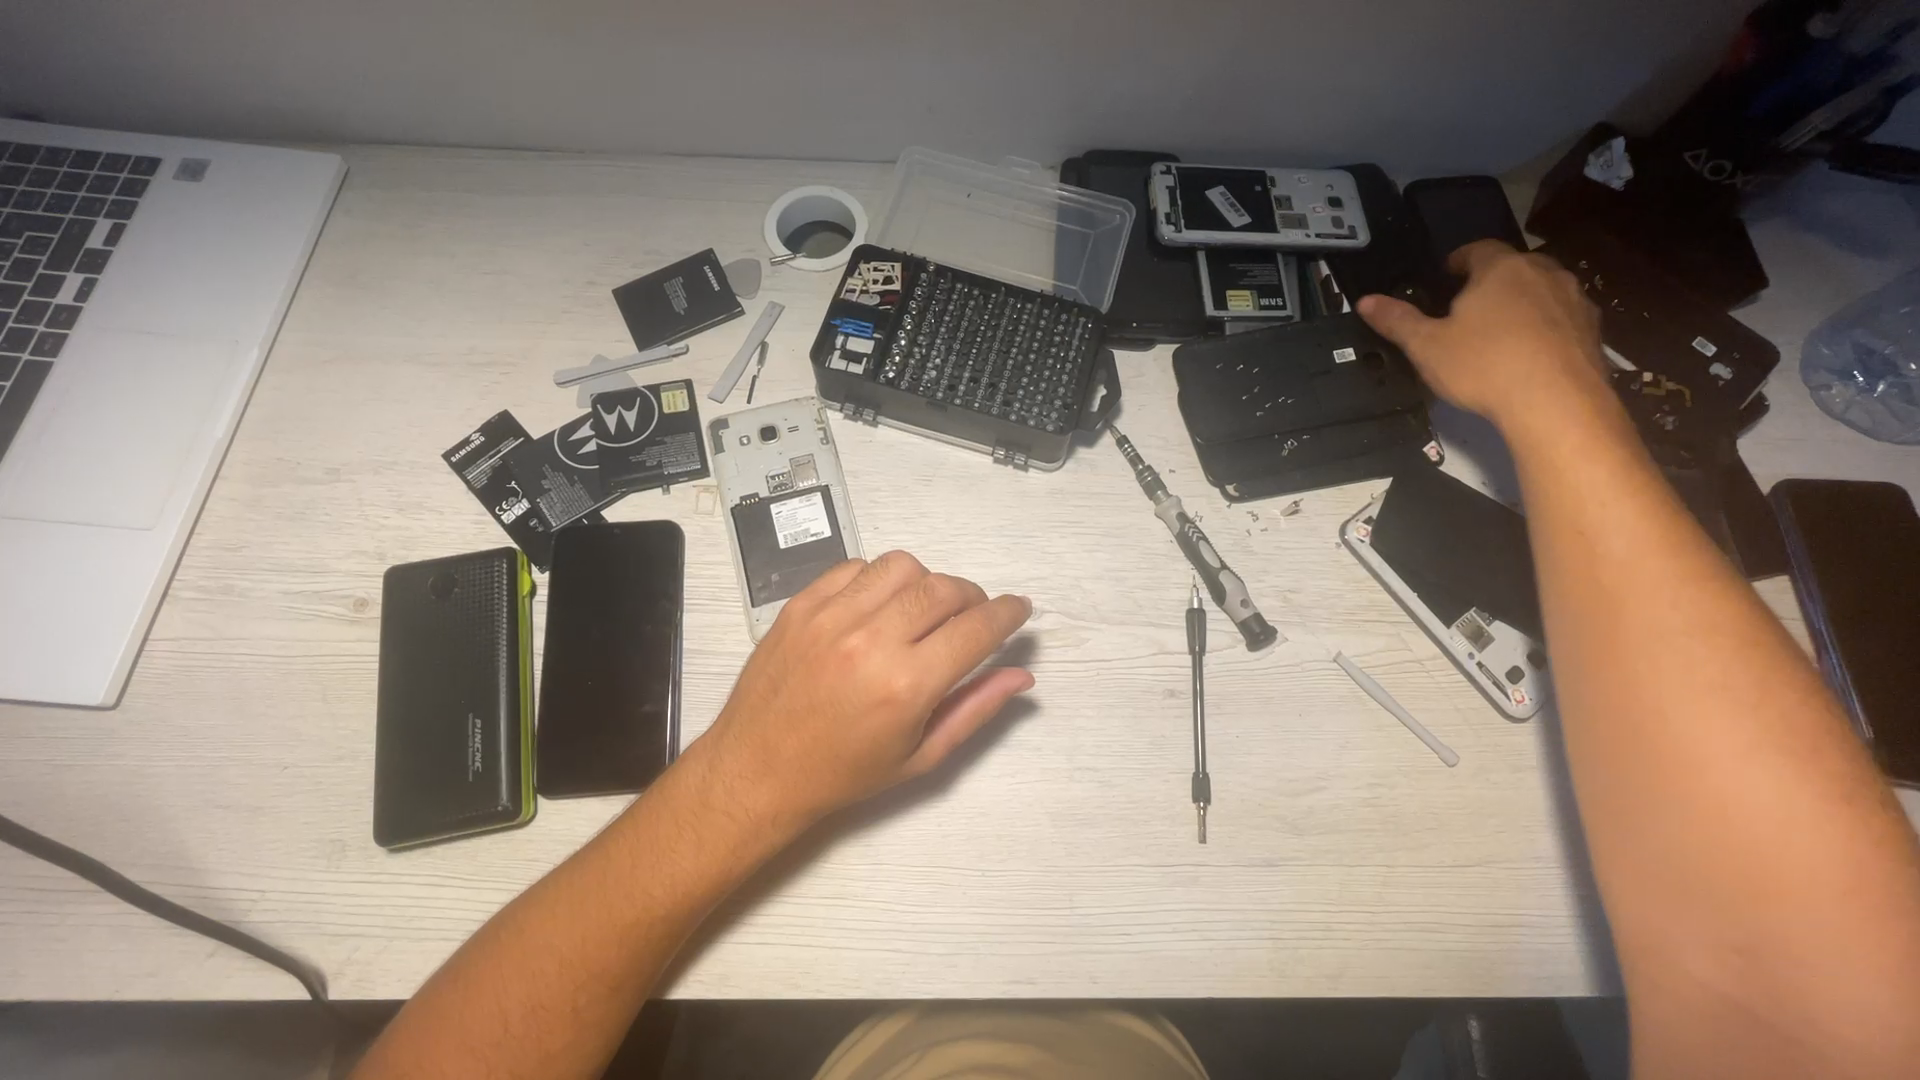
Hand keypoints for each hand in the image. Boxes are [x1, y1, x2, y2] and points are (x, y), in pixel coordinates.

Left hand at [696, 551, 1033, 825]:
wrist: (757, 769)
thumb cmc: (844, 773)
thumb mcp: (921, 756)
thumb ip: (975, 709)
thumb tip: (1022, 675)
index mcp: (906, 685)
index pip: (976, 629)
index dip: (1007, 614)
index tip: (1018, 609)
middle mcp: (871, 640)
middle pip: (944, 588)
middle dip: (972, 597)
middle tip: (972, 617)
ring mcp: (831, 616)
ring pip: (901, 566)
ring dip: (926, 582)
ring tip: (922, 610)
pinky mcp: (801, 605)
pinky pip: (854, 567)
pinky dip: (879, 579)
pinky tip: (878, 606)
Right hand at [1357, 240, 1611, 434]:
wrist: (1556, 403)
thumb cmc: (1483, 365)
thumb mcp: (1426, 346)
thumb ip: (1397, 320)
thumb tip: (1365, 301)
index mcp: (1500, 270)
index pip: (1478, 249)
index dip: (1459, 260)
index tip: (1446, 275)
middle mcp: (1543, 273)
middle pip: (1513, 267)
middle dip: (1490, 282)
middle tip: (1467, 308)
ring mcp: (1573, 299)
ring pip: (1540, 291)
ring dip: (1520, 303)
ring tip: (1498, 333)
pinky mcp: (1592, 329)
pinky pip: (1560, 318)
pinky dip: (1543, 327)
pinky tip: (1527, 354)